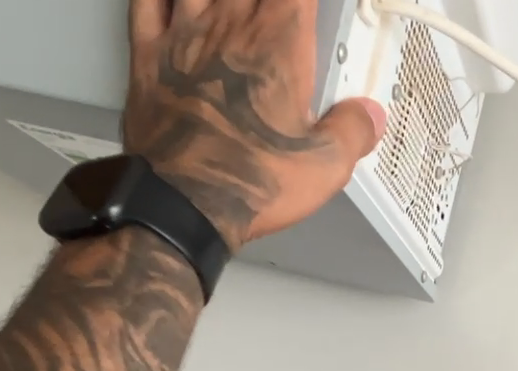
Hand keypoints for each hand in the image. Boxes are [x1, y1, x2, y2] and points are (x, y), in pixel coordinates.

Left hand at [125, 0, 386, 249]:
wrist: (184, 203)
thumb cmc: (253, 181)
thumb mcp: (326, 166)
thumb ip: (353, 130)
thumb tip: (370, 113)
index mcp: (279, 43)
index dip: (307, 0)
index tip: (313, 11)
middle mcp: (230, 23)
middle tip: (279, 13)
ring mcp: (184, 33)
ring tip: (237, 8)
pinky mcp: (147, 54)